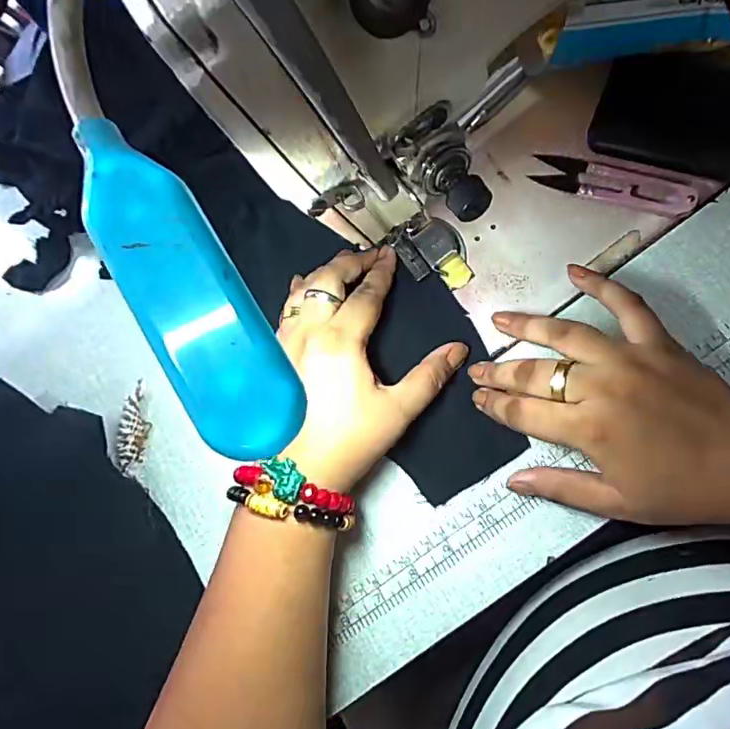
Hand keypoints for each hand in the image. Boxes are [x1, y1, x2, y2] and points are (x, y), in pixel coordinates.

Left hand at [274, 249, 468, 491]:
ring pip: (301, 291)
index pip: (365, 296)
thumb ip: (429, 376)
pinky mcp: (273, 355)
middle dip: (350, 262)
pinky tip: (300, 289)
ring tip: (341, 264)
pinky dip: (298, 291)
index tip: (391, 259)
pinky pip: (284, 308)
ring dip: (323, 272)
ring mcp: (285, 342)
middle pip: (327, 281)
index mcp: (340, 342)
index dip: (381, 275)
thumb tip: (456, 351)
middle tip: (370, 255)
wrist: (298, 472)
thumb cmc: (347, 443)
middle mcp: (308, 333)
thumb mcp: (398, 411)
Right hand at [470, 265, 729, 524]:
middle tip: (476, 368)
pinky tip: (577, 270)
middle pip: (536, 374)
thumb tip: (514, 481)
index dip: (496, 406)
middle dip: (501, 372)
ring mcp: (629, 358)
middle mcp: (600, 387)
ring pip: (567, 334)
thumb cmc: (684, 489)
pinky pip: (626, 304)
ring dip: (529, 324)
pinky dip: (602, 283)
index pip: (525, 413)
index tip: (477, 398)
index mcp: (588, 430)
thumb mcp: (618, 503)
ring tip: (501, 319)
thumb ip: (561, 487)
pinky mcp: (656, 342)